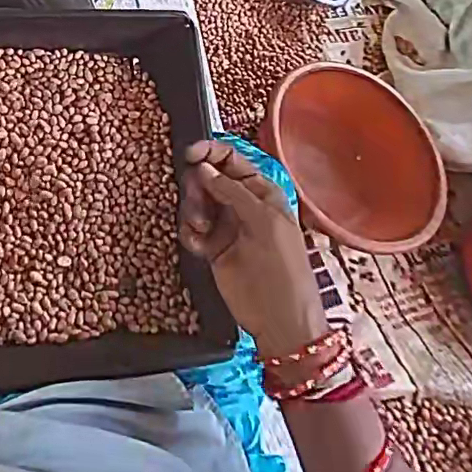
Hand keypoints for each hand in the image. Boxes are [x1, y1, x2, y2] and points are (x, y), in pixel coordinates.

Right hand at [179, 140, 326, 356]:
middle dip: (197, 187)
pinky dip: (190, 234)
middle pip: (207, 179)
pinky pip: (191, 229)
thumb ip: (232, 191)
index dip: (209, 153)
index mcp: (260, 191)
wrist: (279, 318)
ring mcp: (225, 226)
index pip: (230, 160)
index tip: (188, 155)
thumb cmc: (283, 267)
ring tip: (202, 231)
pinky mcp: (212, 248)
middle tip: (199, 205)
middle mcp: (241, 204)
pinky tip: (200, 246)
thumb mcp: (263, 221)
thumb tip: (202, 168)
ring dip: (192, 212)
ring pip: (195, 203)